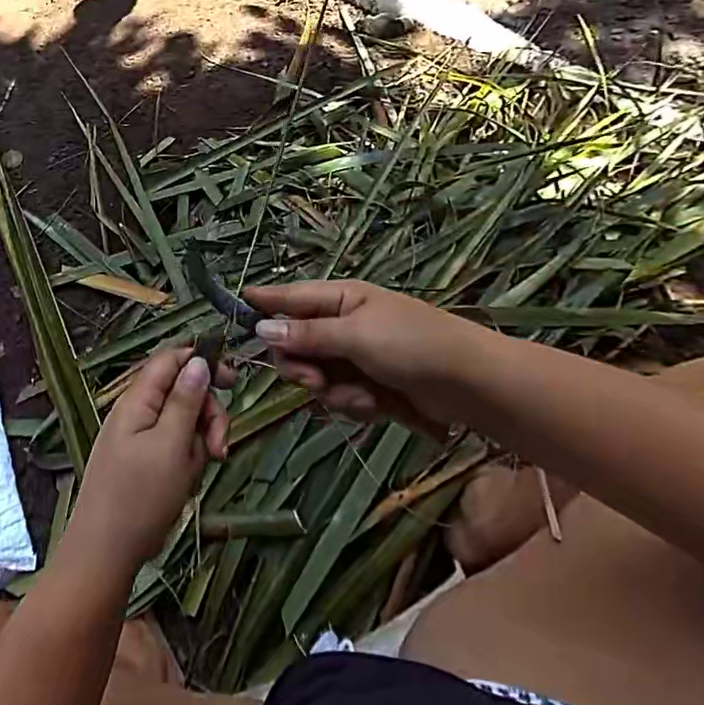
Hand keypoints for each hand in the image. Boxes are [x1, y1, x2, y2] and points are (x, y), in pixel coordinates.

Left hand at [64, 347, 229, 573]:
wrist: (104, 555)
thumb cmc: (139, 498)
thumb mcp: (171, 445)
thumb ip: (186, 400)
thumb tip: (199, 361)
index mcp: (137, 400)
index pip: (171, 359)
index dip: (203, 362)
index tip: (232, 383)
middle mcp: (136, 413)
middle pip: (183, 392)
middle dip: (207, 415)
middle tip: (218, 447)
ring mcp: (138, 439)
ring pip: (183, 423)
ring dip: (198, 443)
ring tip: (195, 472)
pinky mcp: (143, 463)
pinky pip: (174, 448)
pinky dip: (187, 461)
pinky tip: (185, 483)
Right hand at [243, 280, 491, 434]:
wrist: (470, 383)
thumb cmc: (413, 343)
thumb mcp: (356, 335)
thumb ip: (307, 335)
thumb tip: (260, 328)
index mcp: (342, 298)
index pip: (290, 297)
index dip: (263, 304)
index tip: (233, 309)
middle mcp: (345, 324)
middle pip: (297, 345)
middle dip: (303, 367)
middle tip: (313, 380)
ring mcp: (358, 356)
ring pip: (318, 377)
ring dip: (335, 392)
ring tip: (362, 397)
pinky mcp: (371, 385)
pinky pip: (342, 396)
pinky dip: (355, 404)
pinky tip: (377, 406)